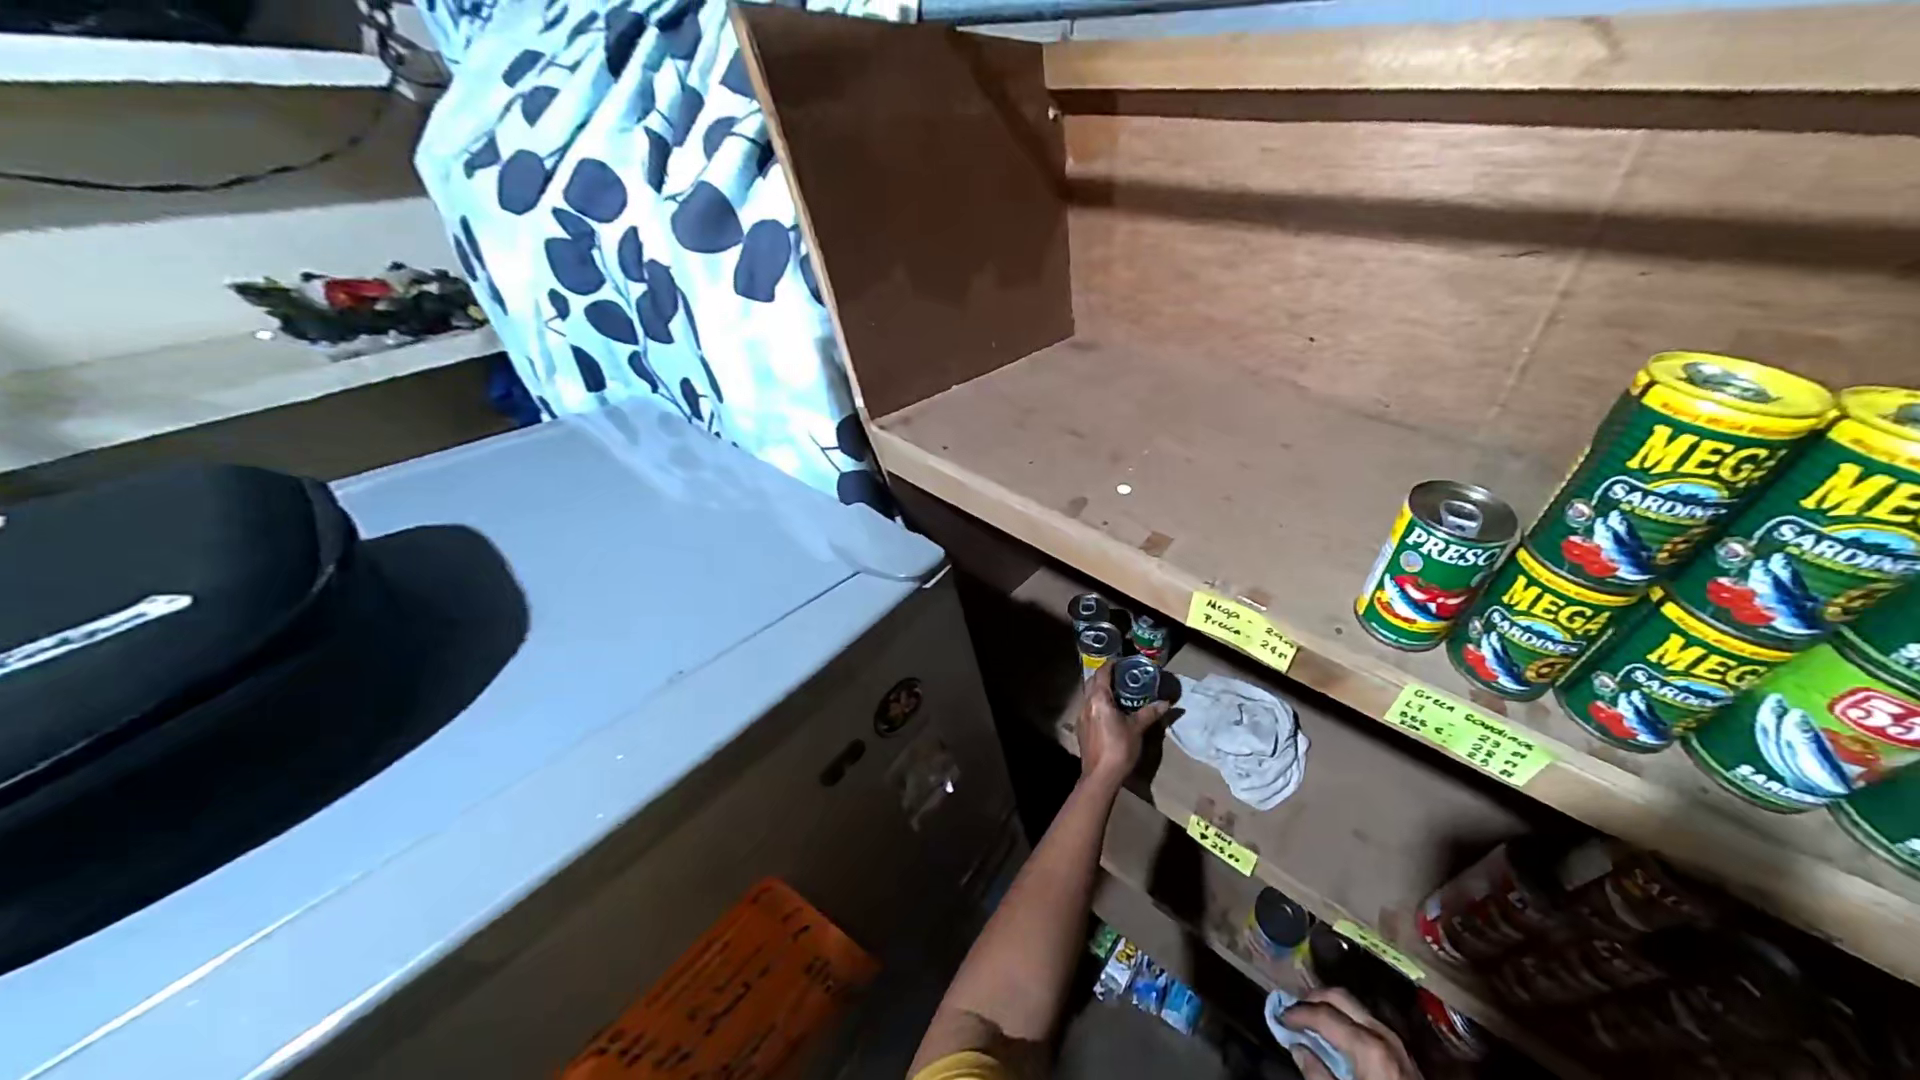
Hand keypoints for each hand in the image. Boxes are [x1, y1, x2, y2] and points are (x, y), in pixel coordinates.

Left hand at [1076, 666, 1167, 787]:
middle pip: (1092, 682)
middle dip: (1104, 676)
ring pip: (1089, 696)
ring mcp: (1081, 716)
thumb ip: (1150, 713)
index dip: (1110, 665)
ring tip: (1118, 692)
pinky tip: (1110, 711)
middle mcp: (1086, 704)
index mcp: (1098, 699)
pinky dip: (1098, 703)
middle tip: (1122, 676)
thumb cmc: (1119, 748)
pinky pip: (1089, 708)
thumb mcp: (1137, 728)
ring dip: (1100, 690)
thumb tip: (1166, 703)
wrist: (1100, 775)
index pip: (1101, 673)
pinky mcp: (1081, 728)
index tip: (1121, 661)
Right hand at [1281, 988, 1421, 1079]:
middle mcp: (1382, 1034)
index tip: (1278, 1017)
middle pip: (1340, 996)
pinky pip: (1368, 1021)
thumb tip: (1297, 1046)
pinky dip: (1347, 1018)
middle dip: (1312, 999)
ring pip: (1355, 1005)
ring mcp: (1397, 1041)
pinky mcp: (1404, 1052)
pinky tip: (1337, 1033)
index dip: (1296, 1013)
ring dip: (1329, 1006)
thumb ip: (1317, 1074)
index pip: (1322, 1013)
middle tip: (1293, 1011)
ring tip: (1312, 1020)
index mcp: (1367, 1047)